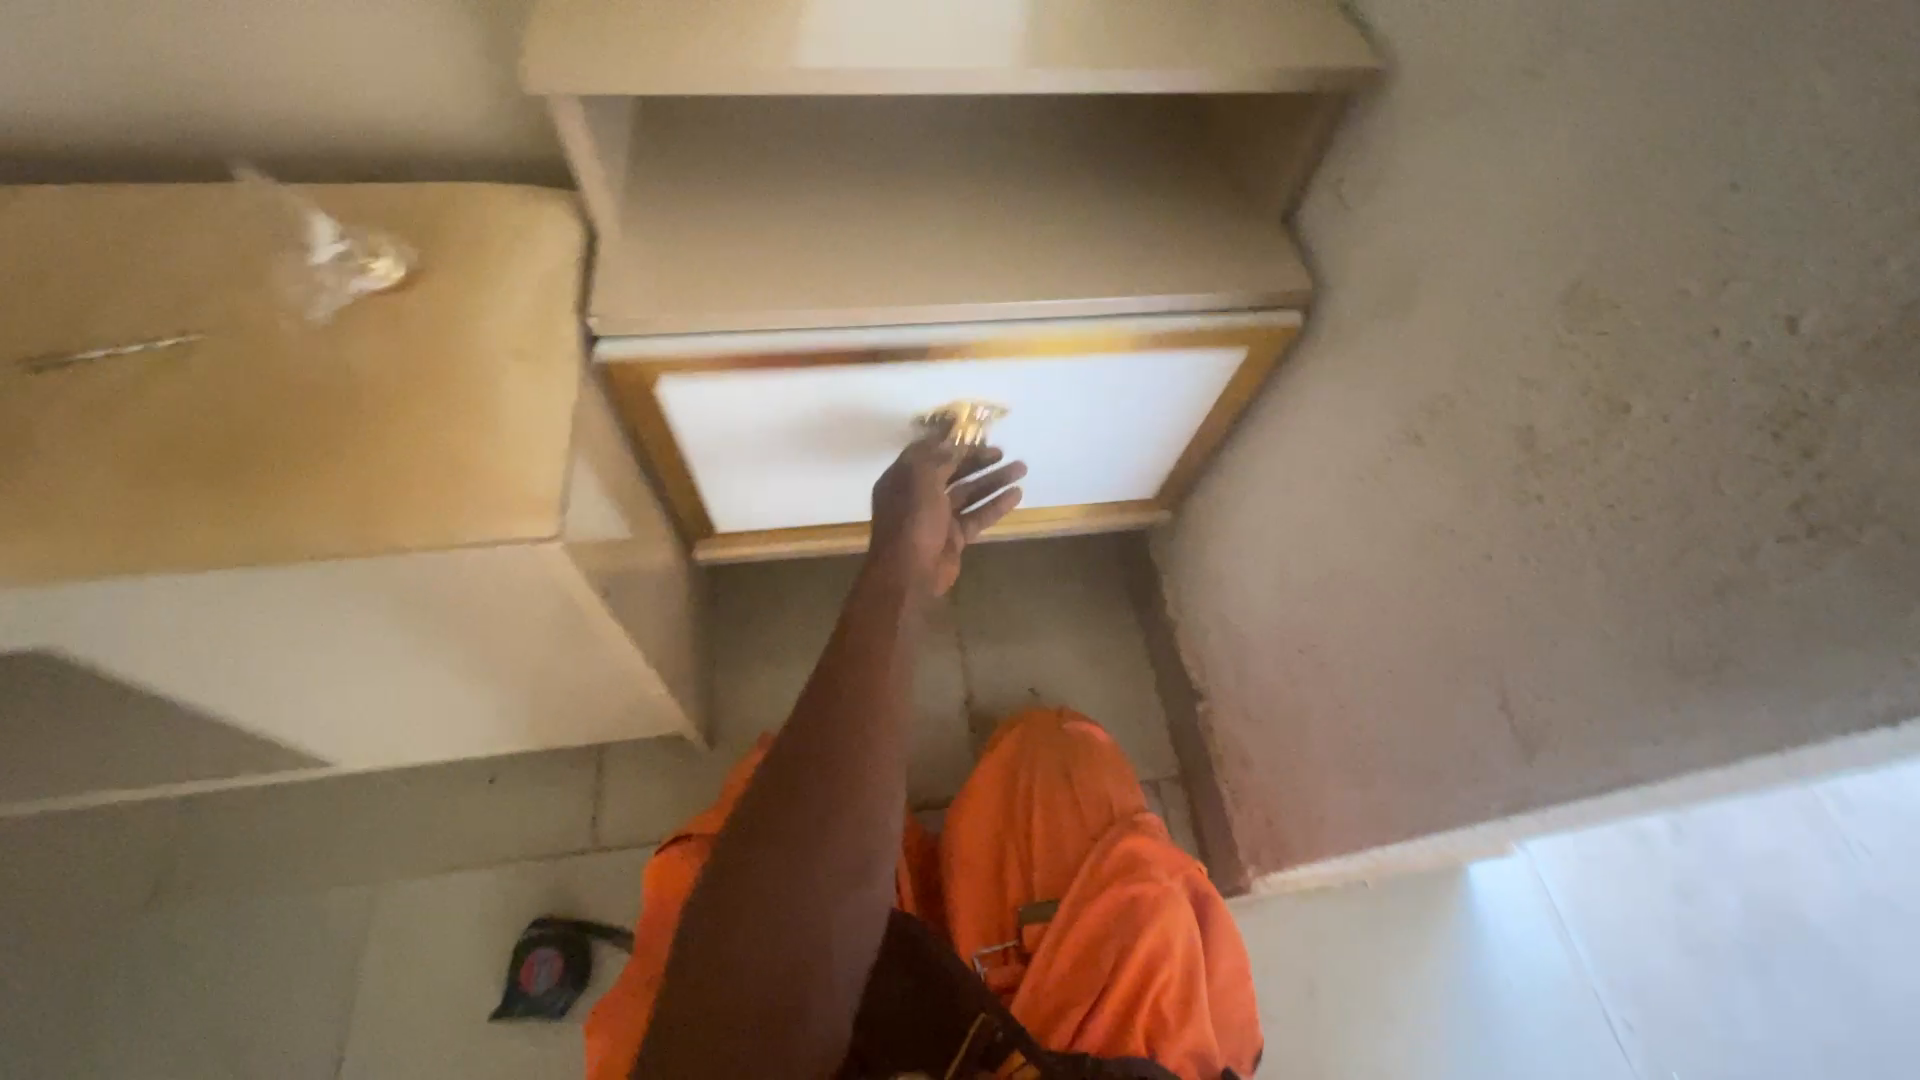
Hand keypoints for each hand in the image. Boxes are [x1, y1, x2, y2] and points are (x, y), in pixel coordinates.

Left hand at [868, 435, 1025, 596]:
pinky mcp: (954, 537)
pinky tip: (1016, 494)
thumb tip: (955, 441)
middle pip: (952, 471)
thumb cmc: (911, 518)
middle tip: (1003, 452)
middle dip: (978, 460)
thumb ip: (939, 456)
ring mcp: (938, 517)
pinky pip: (977, 516)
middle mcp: (919, 494)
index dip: (952, 441)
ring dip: (994, 480)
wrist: (909, 572)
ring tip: (1021, 468)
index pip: (929, 452)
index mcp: (904, 477)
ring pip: (969, 493)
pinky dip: (996, 505)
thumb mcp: (921, 476)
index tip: (977, 432)